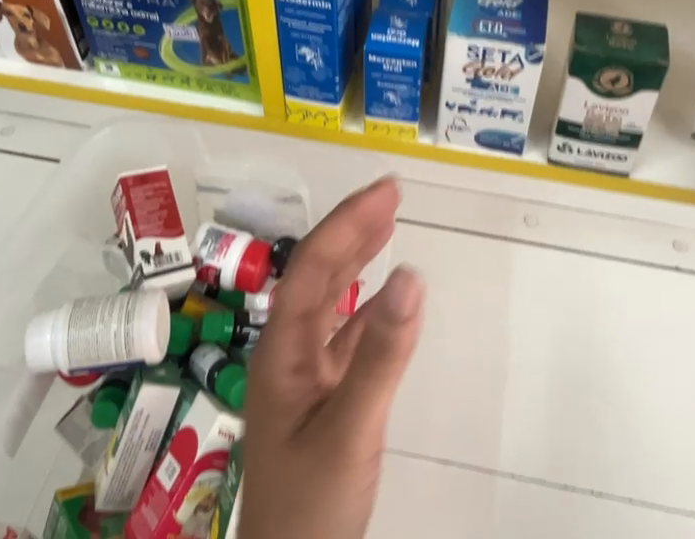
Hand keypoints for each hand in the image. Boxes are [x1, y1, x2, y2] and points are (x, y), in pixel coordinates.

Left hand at [241, 177, 425, 538]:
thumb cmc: (311, 503)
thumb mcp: (349, 428)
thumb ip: (382, 354)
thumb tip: (412, 276)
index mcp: (281, 351)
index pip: (313, 269)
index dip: (347, 224)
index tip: (387, 192)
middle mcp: (288, 353)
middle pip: (317, 277)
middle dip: (351, 231)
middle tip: (391, 194)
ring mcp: (305, 377)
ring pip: (330, 303)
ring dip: (357, 261)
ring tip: (386, 225)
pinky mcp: (324, 398)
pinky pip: (346, 336)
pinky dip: (367, 308)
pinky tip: (385, 298)